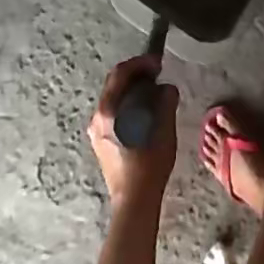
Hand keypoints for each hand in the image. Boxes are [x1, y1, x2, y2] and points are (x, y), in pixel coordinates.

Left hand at [85, 55, 178, 212]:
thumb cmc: (149, 166)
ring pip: (113, 98)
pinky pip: (113, 111)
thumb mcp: (163, 132)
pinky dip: (128, 103)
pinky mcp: (101, 141)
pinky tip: (144, 110)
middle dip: (135, 74)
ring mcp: (96, 130)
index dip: (140, 63)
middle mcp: (97, 117)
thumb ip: (165, 104)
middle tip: (156, 71)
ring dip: (132, 89)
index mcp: (108, 111)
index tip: (157, 62)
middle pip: (114, 84)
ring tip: (154, 89)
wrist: (134, 201)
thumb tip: (167, 88)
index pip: (120, 74)